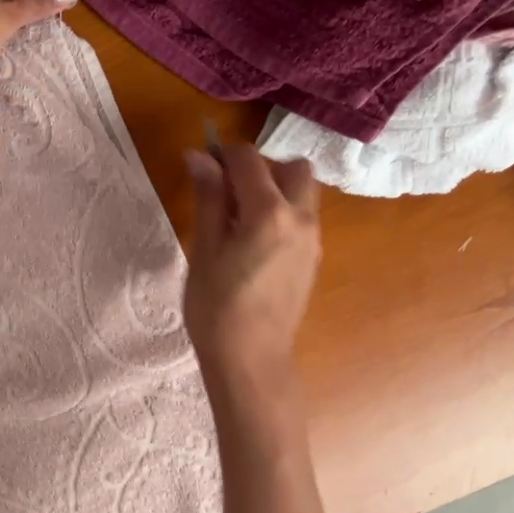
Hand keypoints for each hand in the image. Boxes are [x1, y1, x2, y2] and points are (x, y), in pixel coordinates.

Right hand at [181, 144, 322, 383]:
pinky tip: (251, 243)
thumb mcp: (204, 250)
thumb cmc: (215, 307)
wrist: (250, 357)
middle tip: (225, 192)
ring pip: (303, 192)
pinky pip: (303, 217)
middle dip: (259, 168)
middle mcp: (301, 217)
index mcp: (269, 212)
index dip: (222, 155)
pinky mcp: (313, 257)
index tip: (200, 164)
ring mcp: (313, 238)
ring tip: (237, 220)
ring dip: (274, 190)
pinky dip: (281, 213)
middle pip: (291, 167)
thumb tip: (200, 157)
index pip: (249, 161)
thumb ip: (208, 199)